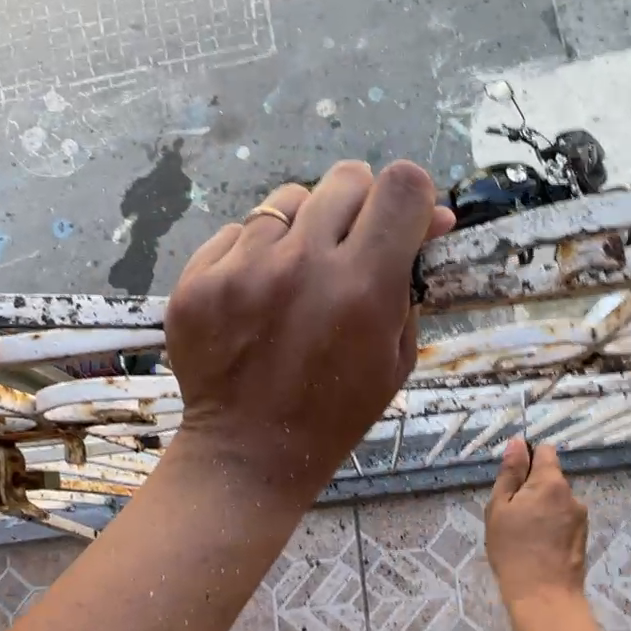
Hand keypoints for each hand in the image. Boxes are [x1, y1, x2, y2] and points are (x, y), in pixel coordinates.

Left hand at [165, 160, 455, 499]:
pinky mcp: (198, 281)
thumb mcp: (396, 357)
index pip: (402, 185)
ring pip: (287, 200)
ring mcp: (243, 270)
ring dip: (302, 228)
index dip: (408, 198)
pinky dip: (252, 254)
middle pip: (346, 177)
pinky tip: (254, 298)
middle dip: (358, 206)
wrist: (251, 453)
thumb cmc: (336, 412)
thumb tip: (432, 216)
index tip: (398, 222)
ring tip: (295, 276)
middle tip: (348, 248)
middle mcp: (303, 265)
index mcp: (363, 287)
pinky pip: (237, 232)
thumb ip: (412, 282)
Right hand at [485, 437, 587, 606]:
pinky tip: (538, 545)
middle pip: (550, 478)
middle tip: (511, 514)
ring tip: (523, 534)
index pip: (545, 451)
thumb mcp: (499, 508)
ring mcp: (580, 517)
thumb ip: (510, 474)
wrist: (543, 596)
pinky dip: (551, 525)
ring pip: (556, 500)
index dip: (527, 459)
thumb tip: (517, 444)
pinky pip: (563, 519)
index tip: (512, 480)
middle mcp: (572, 495)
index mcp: (551, 483)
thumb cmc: (513, 550)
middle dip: (532, 488)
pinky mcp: (583, 536)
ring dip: (542, 508)